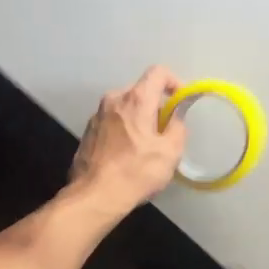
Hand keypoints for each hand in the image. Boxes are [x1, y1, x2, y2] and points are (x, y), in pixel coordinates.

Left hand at [67, 67, 187, 217]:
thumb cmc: (136, 172)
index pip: (158, 72)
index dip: (174, 82)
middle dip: (156, 106)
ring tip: (145, 146)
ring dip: (138, 118)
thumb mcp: (170, 153)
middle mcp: (114, 99)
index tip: (180, 102)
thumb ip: (178, 127)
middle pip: (141, 90)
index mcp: (136, 99)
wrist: (93, 197)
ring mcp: (97, 114)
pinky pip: (112, 120)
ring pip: (126, 106)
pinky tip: (126, 154)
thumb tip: (176, 116)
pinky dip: (123, 128)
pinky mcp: (88, 130)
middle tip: (164, 131)